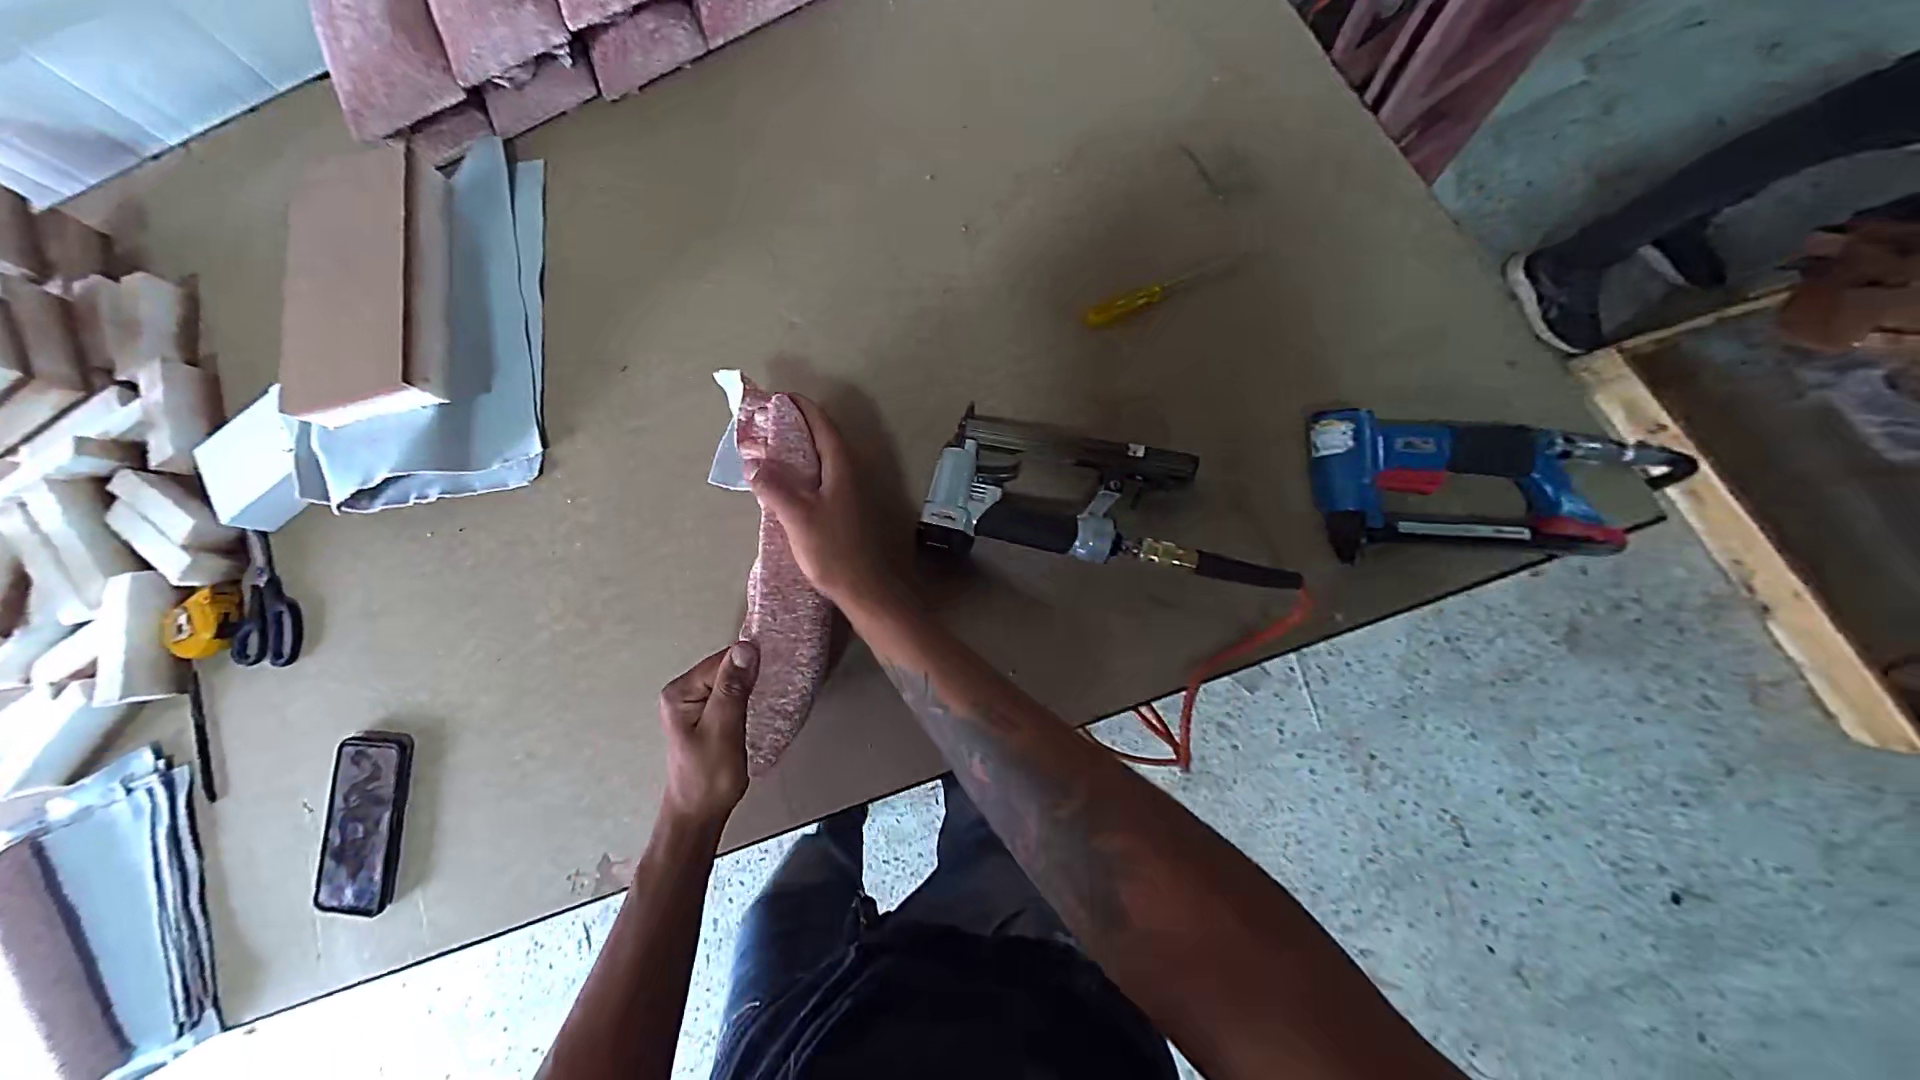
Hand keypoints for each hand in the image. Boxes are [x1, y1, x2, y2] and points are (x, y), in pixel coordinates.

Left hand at [658, 642, 758, 827]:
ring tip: (767, 697)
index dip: (749, 664)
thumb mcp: (723, 729)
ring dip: (751, 686)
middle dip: (750, 675)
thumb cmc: (709, 778)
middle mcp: (682, 692)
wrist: (701, 814)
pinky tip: (757, 705)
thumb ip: (732, 689)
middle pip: (726, 667)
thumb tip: (745, 649)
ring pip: (731, 680)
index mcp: (679, 692)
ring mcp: (694, 703)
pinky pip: (731, 693)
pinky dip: (747, 696)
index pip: (722, 661)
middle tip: (771, 690)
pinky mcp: (707, 714)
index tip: (771, 673)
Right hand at [746, 395, 894, 608]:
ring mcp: (851, 492)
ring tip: (771, 452)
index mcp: (841, 467)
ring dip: (799, 451)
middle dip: (797, 427)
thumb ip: (775, 487)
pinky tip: (787, 485)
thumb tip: (754, 462)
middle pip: (823, 439)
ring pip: (822, 461)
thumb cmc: (834, 551)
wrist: (865, 588)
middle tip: (767, 426)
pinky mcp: (847, 510)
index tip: (779, 399)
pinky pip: (822, 479)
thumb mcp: (797, 517)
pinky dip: (803, 472)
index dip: (801, 408)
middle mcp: (850, 474)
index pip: (822, 424)